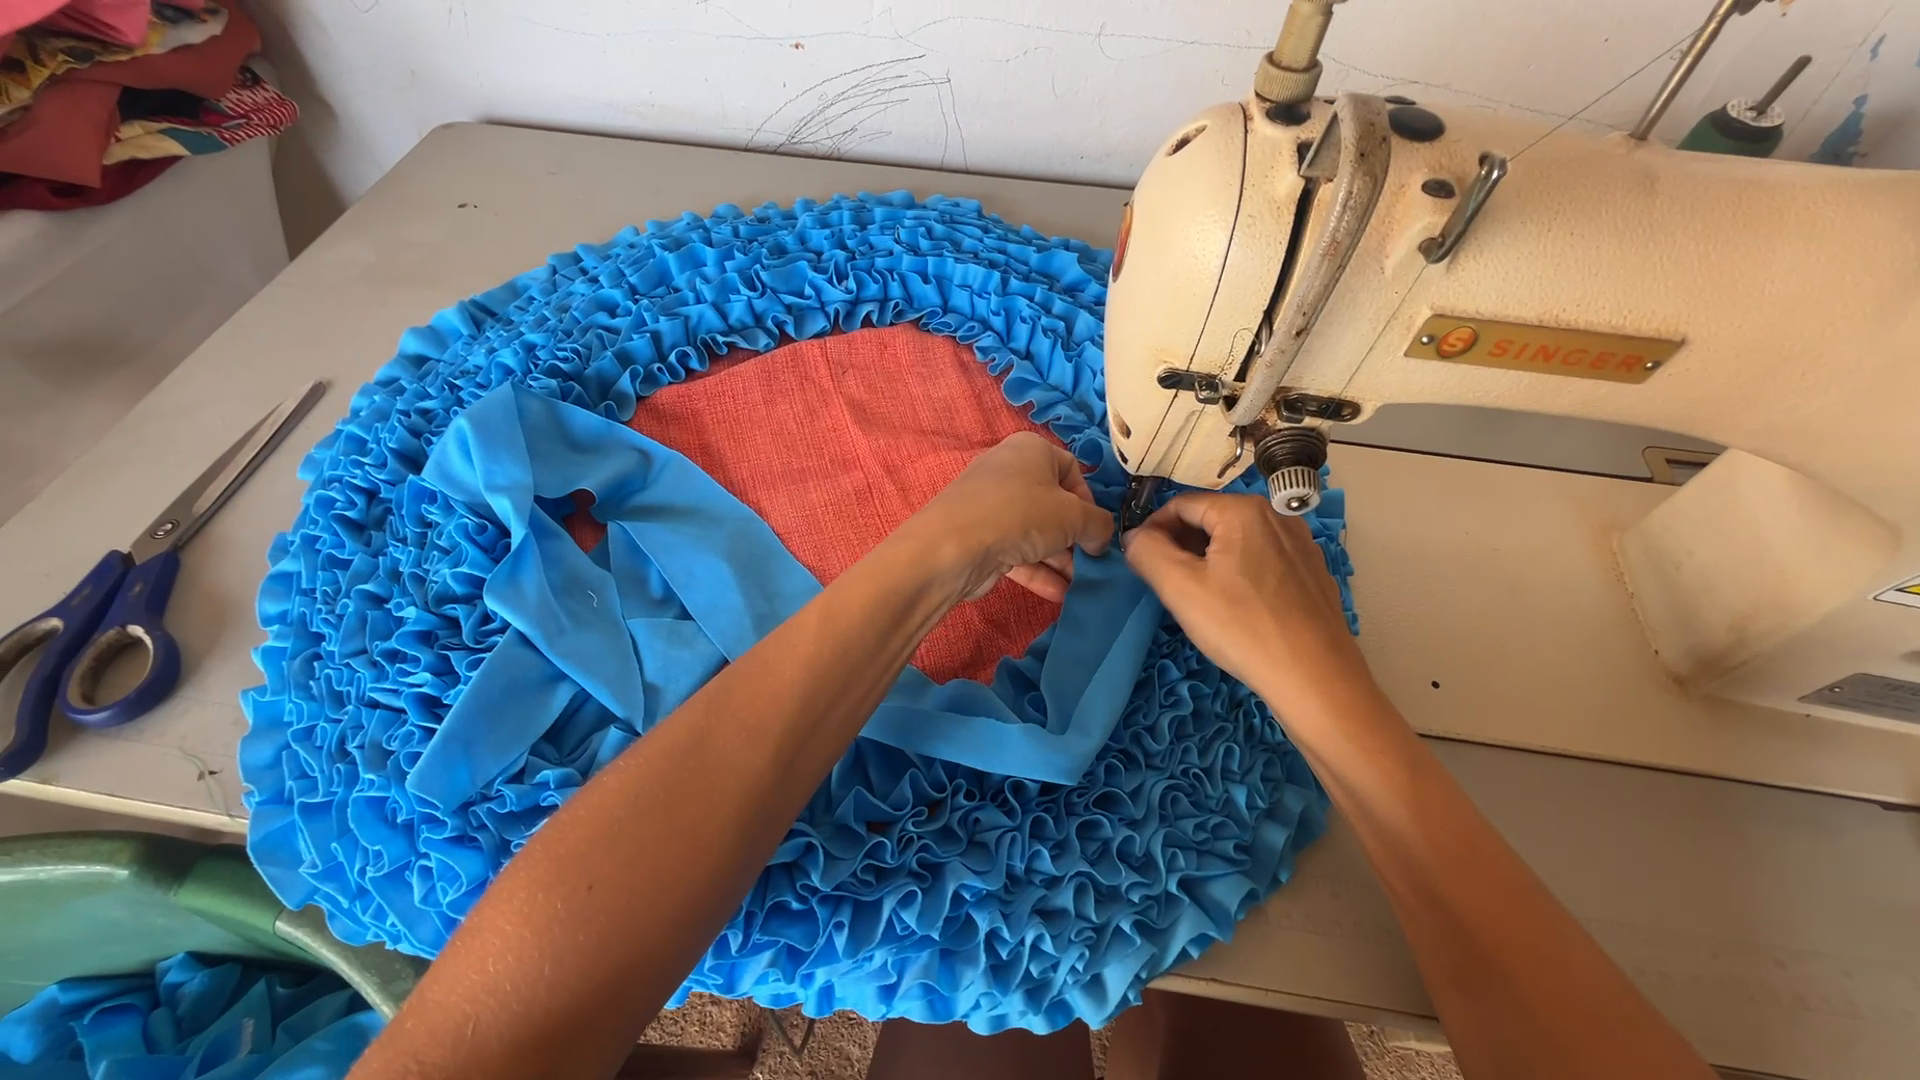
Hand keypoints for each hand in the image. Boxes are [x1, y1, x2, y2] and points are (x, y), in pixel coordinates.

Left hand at [903, 432, 1113, 602]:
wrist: (953, 547)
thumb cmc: (1021, 514)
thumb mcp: (1074, 516)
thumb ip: (1098, 525)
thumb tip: (1101, 538)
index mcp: (1030, 450)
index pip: (1070, 469)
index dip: (1088, 499)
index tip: (1096, 527)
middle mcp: (1008, 472)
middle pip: (1052, 505)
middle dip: (1075, 537)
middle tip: (1092, 561)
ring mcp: (990, 508)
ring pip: (1035, 533)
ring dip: (1060, 560)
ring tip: (1081, 584)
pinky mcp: (979, 540)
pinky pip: (1016, 553)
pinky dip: (1038, 572)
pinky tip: (1060, 595)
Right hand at [1122, 493, 1373, 718]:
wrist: (1315, 677)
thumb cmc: (1242, 627)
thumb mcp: (1180, 588)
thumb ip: (1147, 552)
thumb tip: (1134, 537)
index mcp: (1243, 510)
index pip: (1180, 504)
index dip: (1152, 530)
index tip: (1140, 561)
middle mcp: (1276, 516)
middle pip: (1211, 519)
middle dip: (1181, 545)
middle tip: (1166, 583)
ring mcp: (1300, 543)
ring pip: (1237, 540)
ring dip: (1208, 560)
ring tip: (1198, 598)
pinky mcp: (1312, 571)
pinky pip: (1263, 559)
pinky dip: (1239, 573)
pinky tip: (1236, 608)